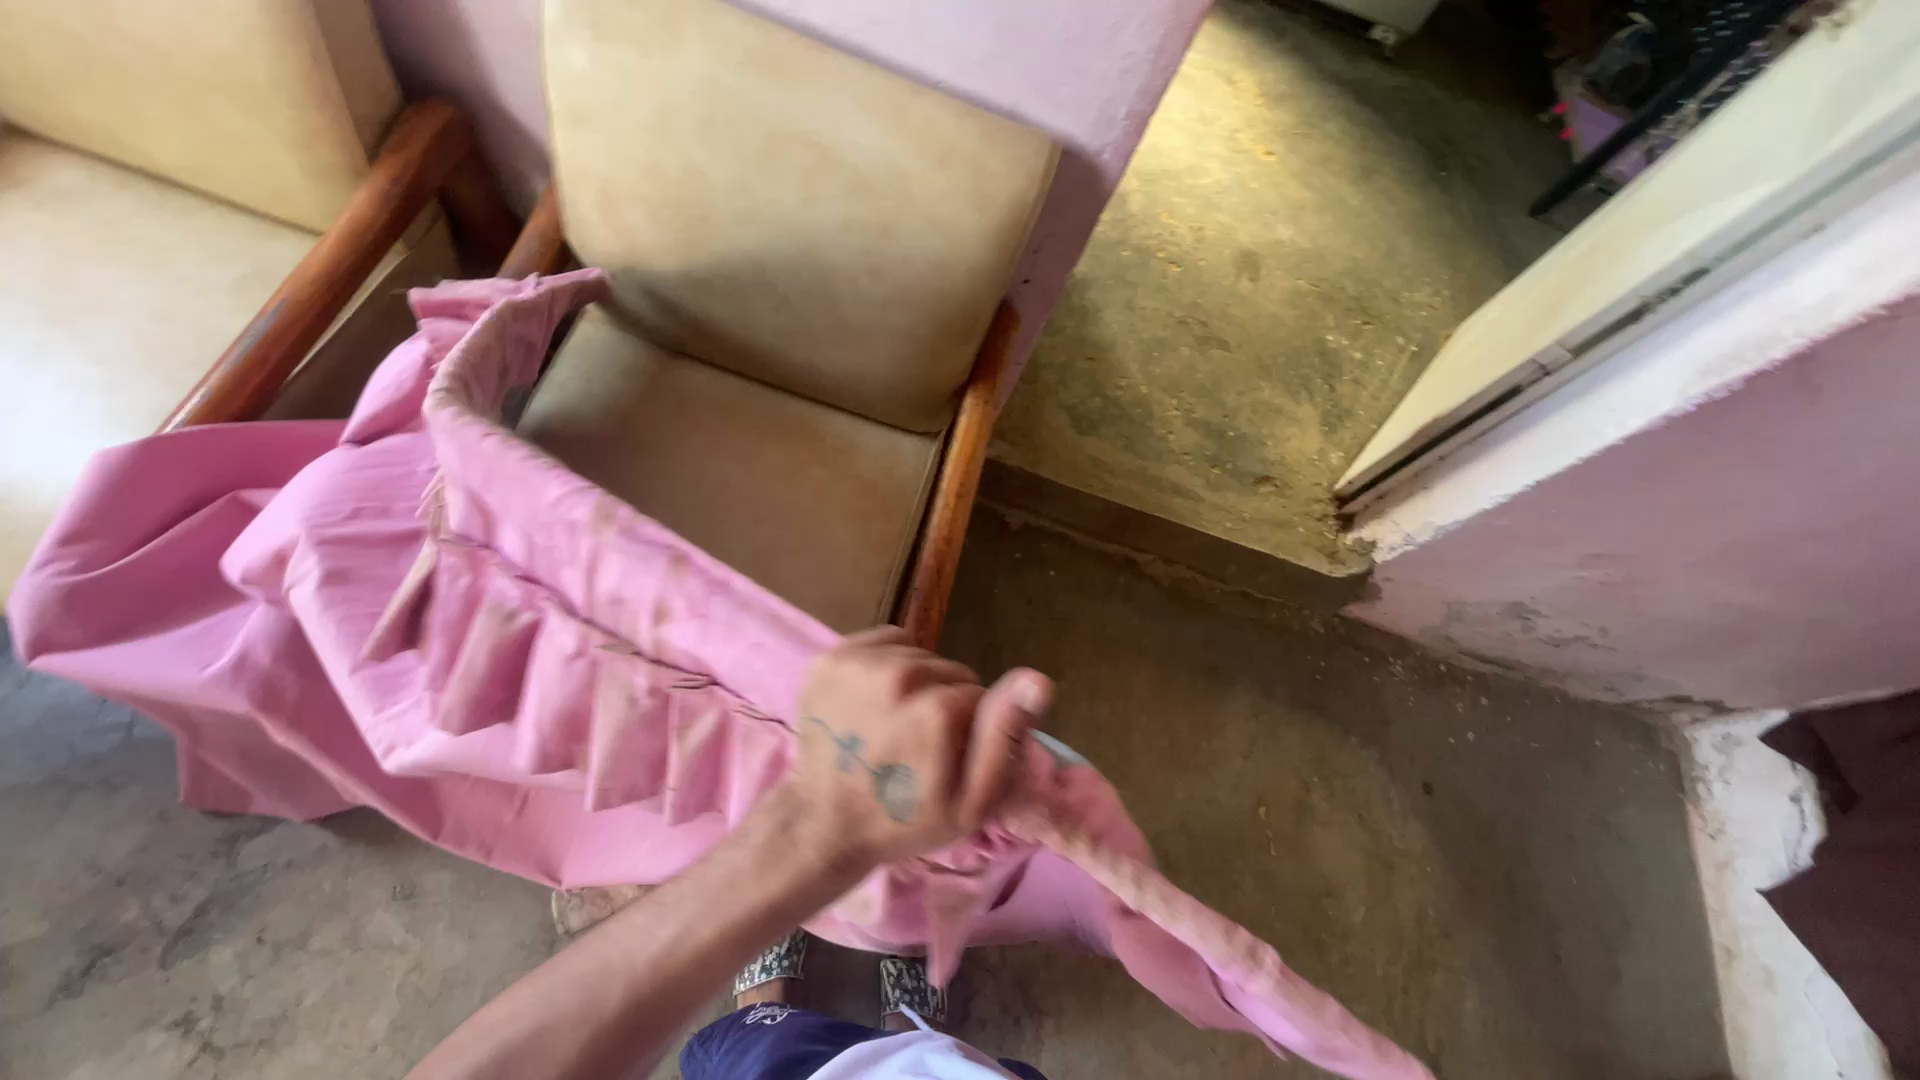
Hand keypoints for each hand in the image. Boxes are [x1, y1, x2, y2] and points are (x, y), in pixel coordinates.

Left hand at [780, 627, 1051, 874]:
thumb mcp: (972, 803)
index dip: (972, 727)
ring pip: (920, 657)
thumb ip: (1006, 737)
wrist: (824, 823)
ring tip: (894, 724)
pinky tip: (876, 700)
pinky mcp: (832, 657)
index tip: (948, 756)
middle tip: (920, 744)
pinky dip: (888, 663)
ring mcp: (860, 664)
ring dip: (916, 684)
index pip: (982, 695)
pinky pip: (887, 641)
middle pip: (950, 672)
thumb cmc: (905, 819)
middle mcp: (900, 675)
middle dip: (944, 702)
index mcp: (938, 711)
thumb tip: (1037, 679)